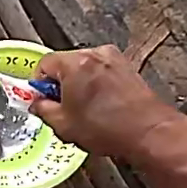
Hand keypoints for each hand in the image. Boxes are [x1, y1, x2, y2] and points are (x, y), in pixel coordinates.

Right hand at [33, 46, 186, 163]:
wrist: (148, 132)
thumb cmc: (110, 127)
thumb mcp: (63, 124)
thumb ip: (43, 110)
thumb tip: (38, 105)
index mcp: (74, 63)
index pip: (44, 64)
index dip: (38, 84)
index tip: (40, 99)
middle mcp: (96, 55)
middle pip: (65, 65)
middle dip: (59, 86)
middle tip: (60, 110)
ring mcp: (114, 61)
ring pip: (85, 70)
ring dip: (79, 88)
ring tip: (82, 114)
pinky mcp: (128, 70)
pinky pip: (102, 75)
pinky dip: (96, 89)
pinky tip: (99, 111)